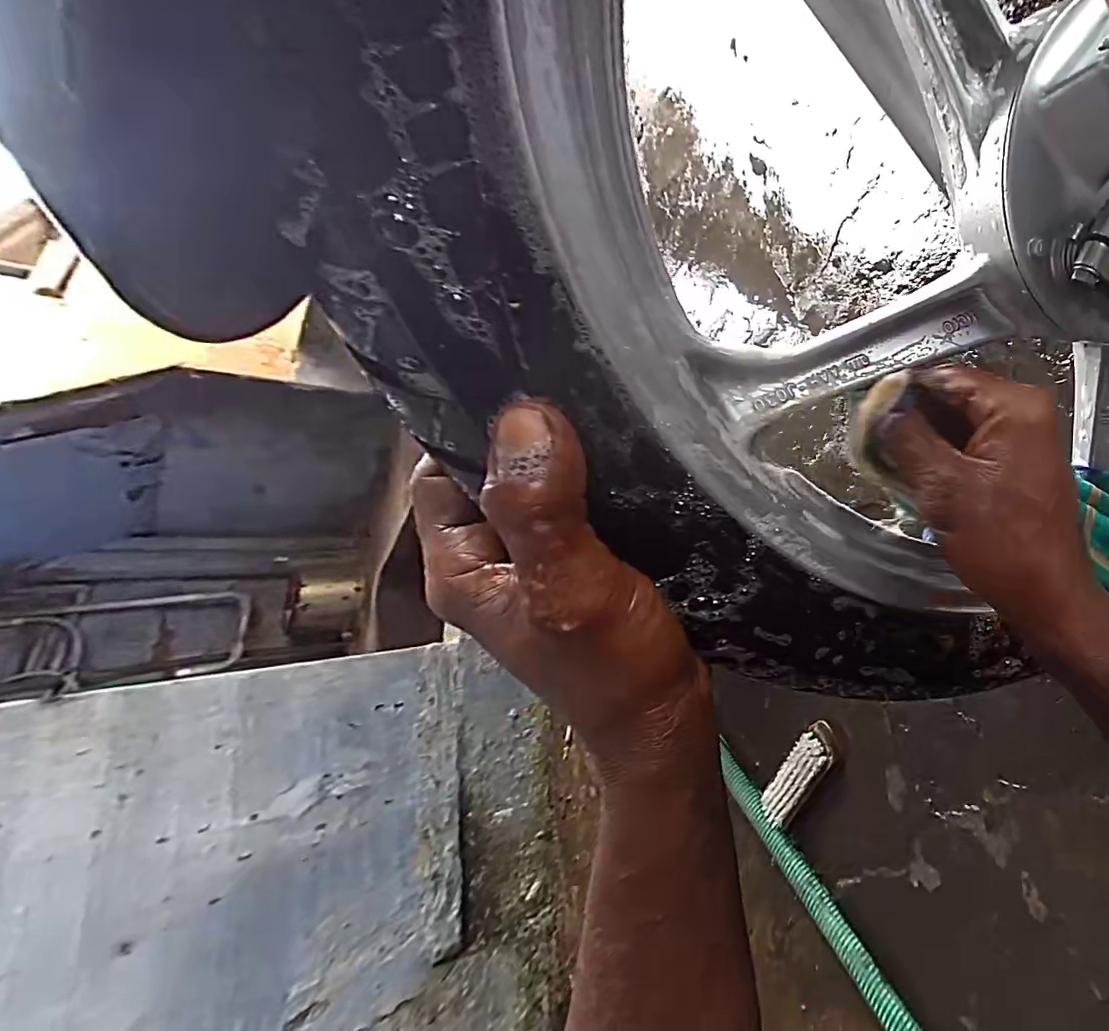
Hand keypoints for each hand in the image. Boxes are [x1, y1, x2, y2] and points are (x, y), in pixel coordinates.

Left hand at [411, 399, 707, 780]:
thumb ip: (541, 508)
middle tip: (585, 396)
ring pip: (546, 489)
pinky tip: (636, 466)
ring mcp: (543, 565)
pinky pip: (585, 508)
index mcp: (464, 565)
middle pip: (497, 475)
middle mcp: (495, 560)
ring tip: (614, 420)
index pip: (443, 470)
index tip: (533, 388)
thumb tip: (523, 416)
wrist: (666, 719)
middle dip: (534, 438)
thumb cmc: (614, 665)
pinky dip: (603, 484)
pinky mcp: (588, 566)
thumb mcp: (570, 586)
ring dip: (573, 459)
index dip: (478, 428)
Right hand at [874, 366, 1098, 629]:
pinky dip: (943, 457)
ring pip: (960, 425)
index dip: (901, 388)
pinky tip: (915, 474)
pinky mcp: (1017, 465)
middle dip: (912, 417)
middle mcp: (1025, 412)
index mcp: (1015, 405)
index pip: (945, 376)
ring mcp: (1024, 439)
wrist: (1048, 597)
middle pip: (953, 398)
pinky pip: (972, 447)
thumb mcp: (944, 488)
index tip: (865, 405)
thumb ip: (907, 439)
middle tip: (872, 436)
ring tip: (887, 457)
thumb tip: (881, 409)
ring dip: (924, 440)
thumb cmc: (1003, 545)